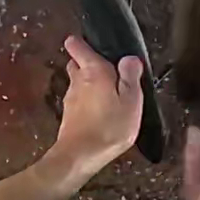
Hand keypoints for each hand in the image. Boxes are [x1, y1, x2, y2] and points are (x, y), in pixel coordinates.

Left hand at [44, 35, 144, 184]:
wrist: (81, 156)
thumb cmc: (110, 127)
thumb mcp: (131, 101)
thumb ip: (130, 77)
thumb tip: (129, 58)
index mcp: (93, 70)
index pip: (76, 45)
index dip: (83, 42)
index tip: (95, 46)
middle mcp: (77, 80)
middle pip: (77, 63)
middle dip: (87, 64)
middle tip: (108, 73)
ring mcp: (70, 99)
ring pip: (77, 83)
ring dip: (88, 85)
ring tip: (108, 97)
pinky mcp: (68, 116)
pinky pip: (78, 101)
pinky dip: (87, 103)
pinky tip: (100, 114)